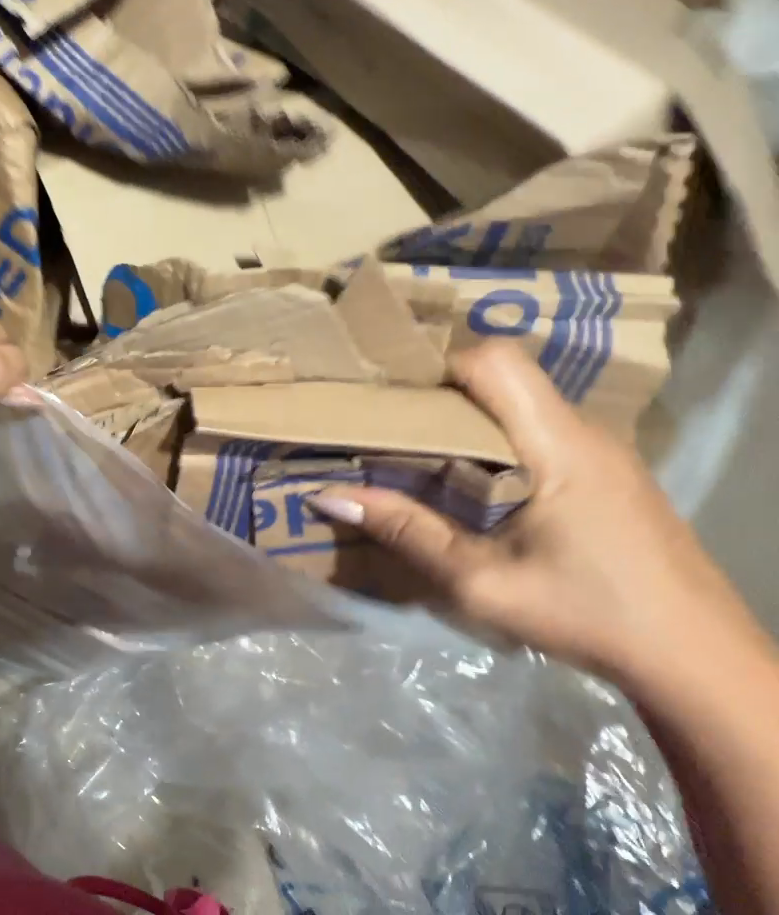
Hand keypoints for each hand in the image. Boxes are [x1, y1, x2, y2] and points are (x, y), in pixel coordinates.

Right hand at [311, 340, 760, 689]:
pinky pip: (539, 433)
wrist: (700, 664)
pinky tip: (469, 488)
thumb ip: (405, 530)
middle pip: (504, 379)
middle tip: (386, 432)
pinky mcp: (609, 477)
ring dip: (466, 422)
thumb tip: (327, 496)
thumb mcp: (479, 581)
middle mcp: (587, 436)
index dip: (438, 368)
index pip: (497, 362)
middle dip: (440, 396)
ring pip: (521, 406)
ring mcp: (604, 456)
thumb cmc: (590, 616)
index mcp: (560, 447)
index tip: (390, 403)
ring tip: (416, 458)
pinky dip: (494, 443)